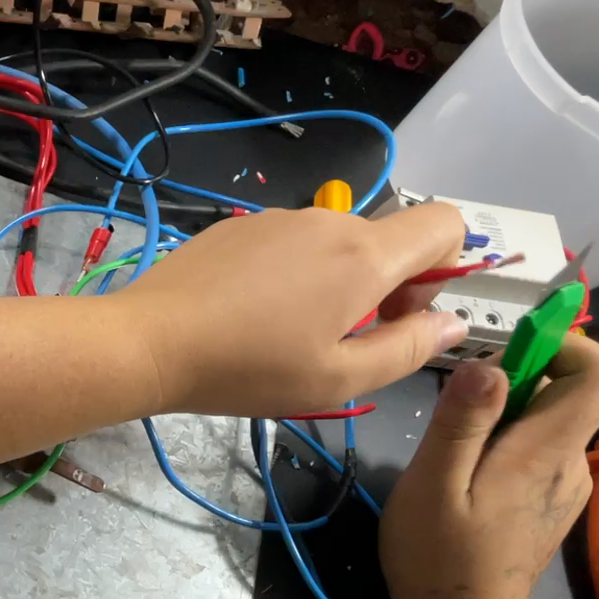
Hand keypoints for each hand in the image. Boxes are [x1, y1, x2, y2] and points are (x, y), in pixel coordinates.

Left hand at [118, 204, 469, 416]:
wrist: (147, 343)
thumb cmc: (244, 369)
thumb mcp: (334, 380)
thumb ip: (406, 350)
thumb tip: (452, 322)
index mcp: (363, 254)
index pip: (446, 223)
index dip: (443, 267)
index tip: (398, 313)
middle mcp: (324, 220)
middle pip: (380, 241)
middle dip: (377, 286)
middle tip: (329, 340)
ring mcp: (271, 219)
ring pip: (325, 245)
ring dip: (322, 283)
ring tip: (272, 334)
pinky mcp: (230, 229)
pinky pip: (277, 246)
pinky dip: (277, 275)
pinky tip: (237, 316)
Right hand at [378, 334, 598, 598]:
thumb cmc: (437, 555)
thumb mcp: (431, 487)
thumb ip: (460, 424)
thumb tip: (487, 364)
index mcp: (544, 452)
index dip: (563, 345)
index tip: (503, 351)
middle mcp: (568, 460)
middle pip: (570, 392)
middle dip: (516, 379)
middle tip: (452, 404)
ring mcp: (562, 482)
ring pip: (547, 422)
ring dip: (502, 413)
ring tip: (446, 444)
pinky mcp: (547, 499)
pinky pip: (535, 449)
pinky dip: (503, 441)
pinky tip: (461, 471)